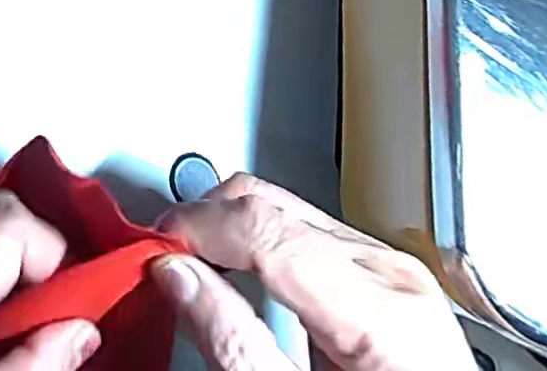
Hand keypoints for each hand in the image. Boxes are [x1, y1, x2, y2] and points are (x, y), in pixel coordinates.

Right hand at [152, 173, 471, 370]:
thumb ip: (237, 345)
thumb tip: (177, 274)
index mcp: (384, 310)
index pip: (262, 224)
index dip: (196, 227)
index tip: (156, 248)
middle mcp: (390, 272)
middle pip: (266, 201)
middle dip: (203, 220)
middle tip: (168, 259)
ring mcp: (387, 267)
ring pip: (276, 203)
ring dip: (223, 226)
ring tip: (196, 266)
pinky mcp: (376, 273)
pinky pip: (296, 226)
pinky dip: (251, 238)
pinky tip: (235, 271)